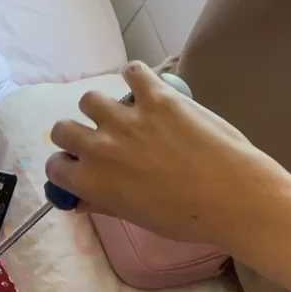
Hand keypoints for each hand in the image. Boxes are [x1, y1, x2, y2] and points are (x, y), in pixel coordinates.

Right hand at [45, 61, 290, 252]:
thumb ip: (101, 203)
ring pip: (90, 99)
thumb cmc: (185, 218)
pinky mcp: (157, 98)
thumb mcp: (134, 216)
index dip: (65, 164)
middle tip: (97, 137)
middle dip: (74, 133)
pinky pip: (132, 72)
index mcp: (90, 182)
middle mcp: (98, 148)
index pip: (54, 165)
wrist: (236, 199)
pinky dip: (135, 76)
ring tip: (123, 112)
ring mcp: (126, 120)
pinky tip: (144, 86)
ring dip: (102, 106)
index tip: (79, 163)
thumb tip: (80, 199)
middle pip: (62, 128)